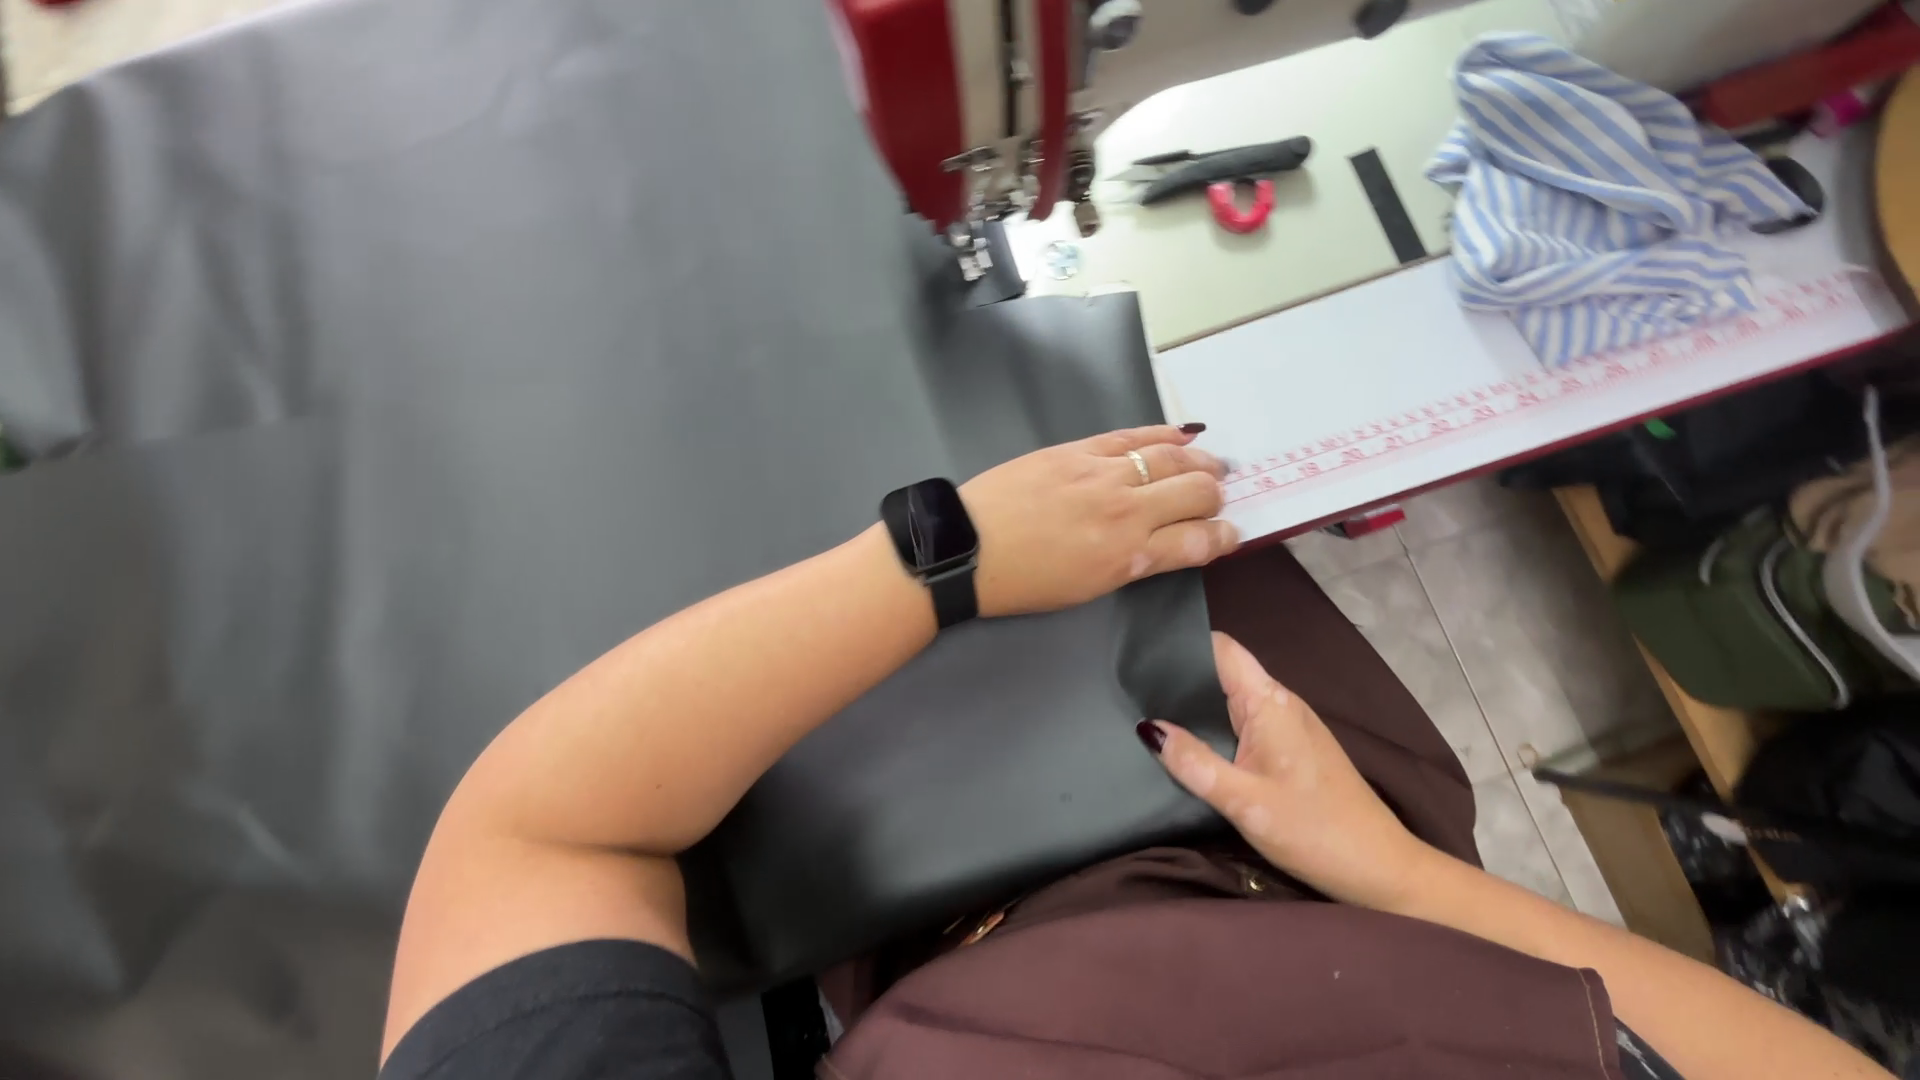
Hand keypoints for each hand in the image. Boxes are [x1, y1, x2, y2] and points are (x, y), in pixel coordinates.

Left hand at [960, 425, 1238, 616]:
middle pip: (1195, 494)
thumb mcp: (1087, 588)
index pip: (1198, 542)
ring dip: (1200, 463)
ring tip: (1211, 465)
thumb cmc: (1023, 582)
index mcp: (1129, 557)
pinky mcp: (1079, 451)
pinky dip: (1164, 434)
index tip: (1229, 534)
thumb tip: (1159, 544)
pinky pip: (1132, 436)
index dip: (1222, 538)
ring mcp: (1103, 475)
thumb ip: (1130, 563)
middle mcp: (1127, 512)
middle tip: (1214, 498)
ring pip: (1172, 459)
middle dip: (1214, 498)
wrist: (969, 547)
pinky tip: (1184, 435)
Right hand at [1142, 633, 1438, 912]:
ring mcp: (1288, 725)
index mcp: (1269, 702)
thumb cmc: (1314, 830)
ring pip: (1232, 698)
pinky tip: (1191, 744)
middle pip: (1223, 670)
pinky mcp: (1291, 747)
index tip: (1141, 652)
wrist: (1381, 870)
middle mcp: (1280, 703)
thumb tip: (1149, 727)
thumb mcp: (1243, 800)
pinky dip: (1214, 725)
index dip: (1183, 642)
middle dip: (1181, 675)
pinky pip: (1244, 721)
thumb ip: (1194, 763)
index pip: (1222, 648)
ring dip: (1196, 704)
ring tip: (1149, 711)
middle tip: (1132, 688)